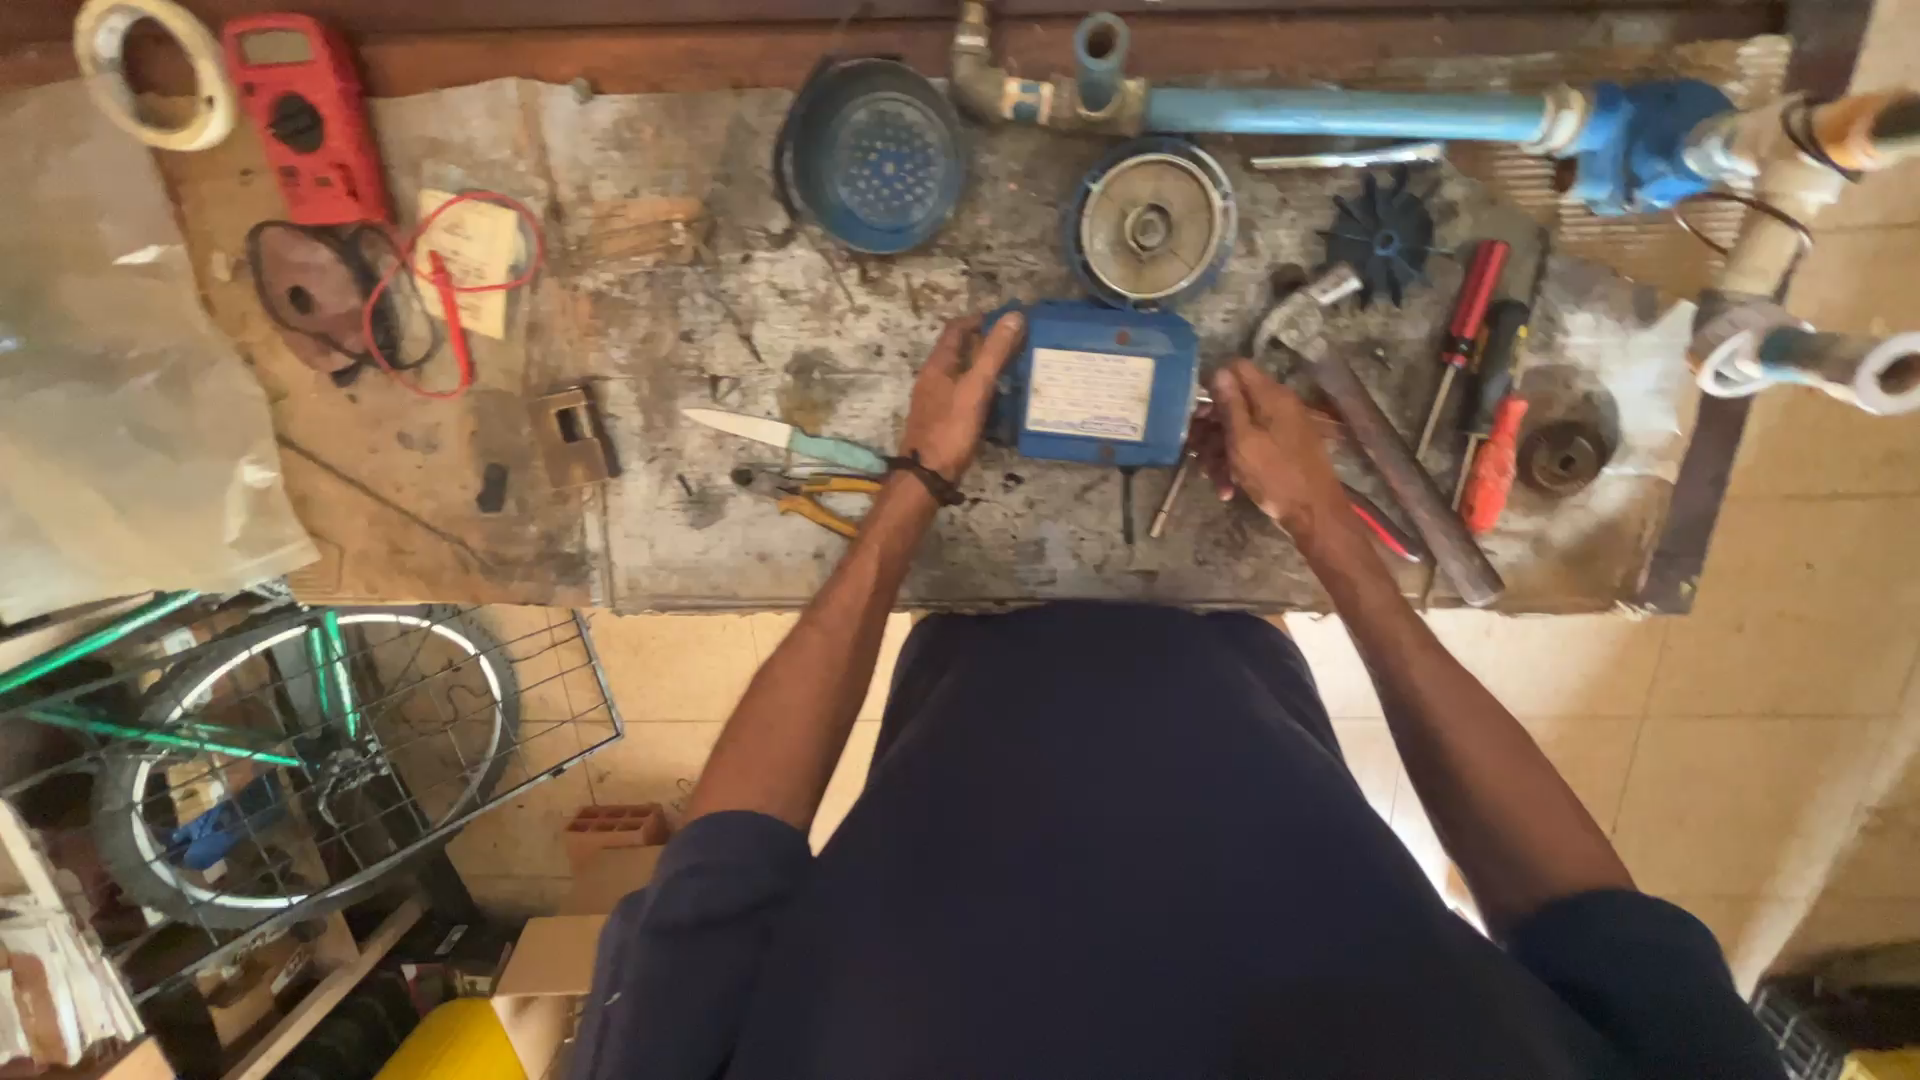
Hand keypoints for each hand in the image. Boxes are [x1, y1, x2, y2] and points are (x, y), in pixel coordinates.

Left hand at [898, 312, 1025, 478]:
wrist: (928, 476)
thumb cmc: (950, 429)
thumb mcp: (975, 388)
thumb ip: (994, 353)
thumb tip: (1014, 316)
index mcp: (937, 366)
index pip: (955, 329)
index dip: (978, 319)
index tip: (1005, 318)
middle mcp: (934, 379)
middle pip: (960, 351)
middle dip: (986, 343)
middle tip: (1017, 343)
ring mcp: (937, 402)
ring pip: (963, 375)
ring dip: (985, 368)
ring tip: (1015, 369)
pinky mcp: (944, 421)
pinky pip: (965, 397)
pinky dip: (983, 391)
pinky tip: (1000, 401)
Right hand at [1192, 359, 1347, 534]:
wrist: (1313, 514)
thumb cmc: (1276, 476)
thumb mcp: (1243, 441)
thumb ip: (1230, 405)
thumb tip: (1218, 371)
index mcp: (1270, 397)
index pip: (1237, 369)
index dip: (1212, 385)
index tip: (1197, 412)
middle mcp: (1276, 406)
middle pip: (1232, 404)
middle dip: (1210, 429)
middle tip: (1196, 451)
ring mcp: (1279, 429)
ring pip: (1237, 430)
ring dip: (1219, 454)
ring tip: (1214, 479)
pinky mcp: (1280, 449)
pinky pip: (1250, 447)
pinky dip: (1236, 465)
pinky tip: (1227, 489)